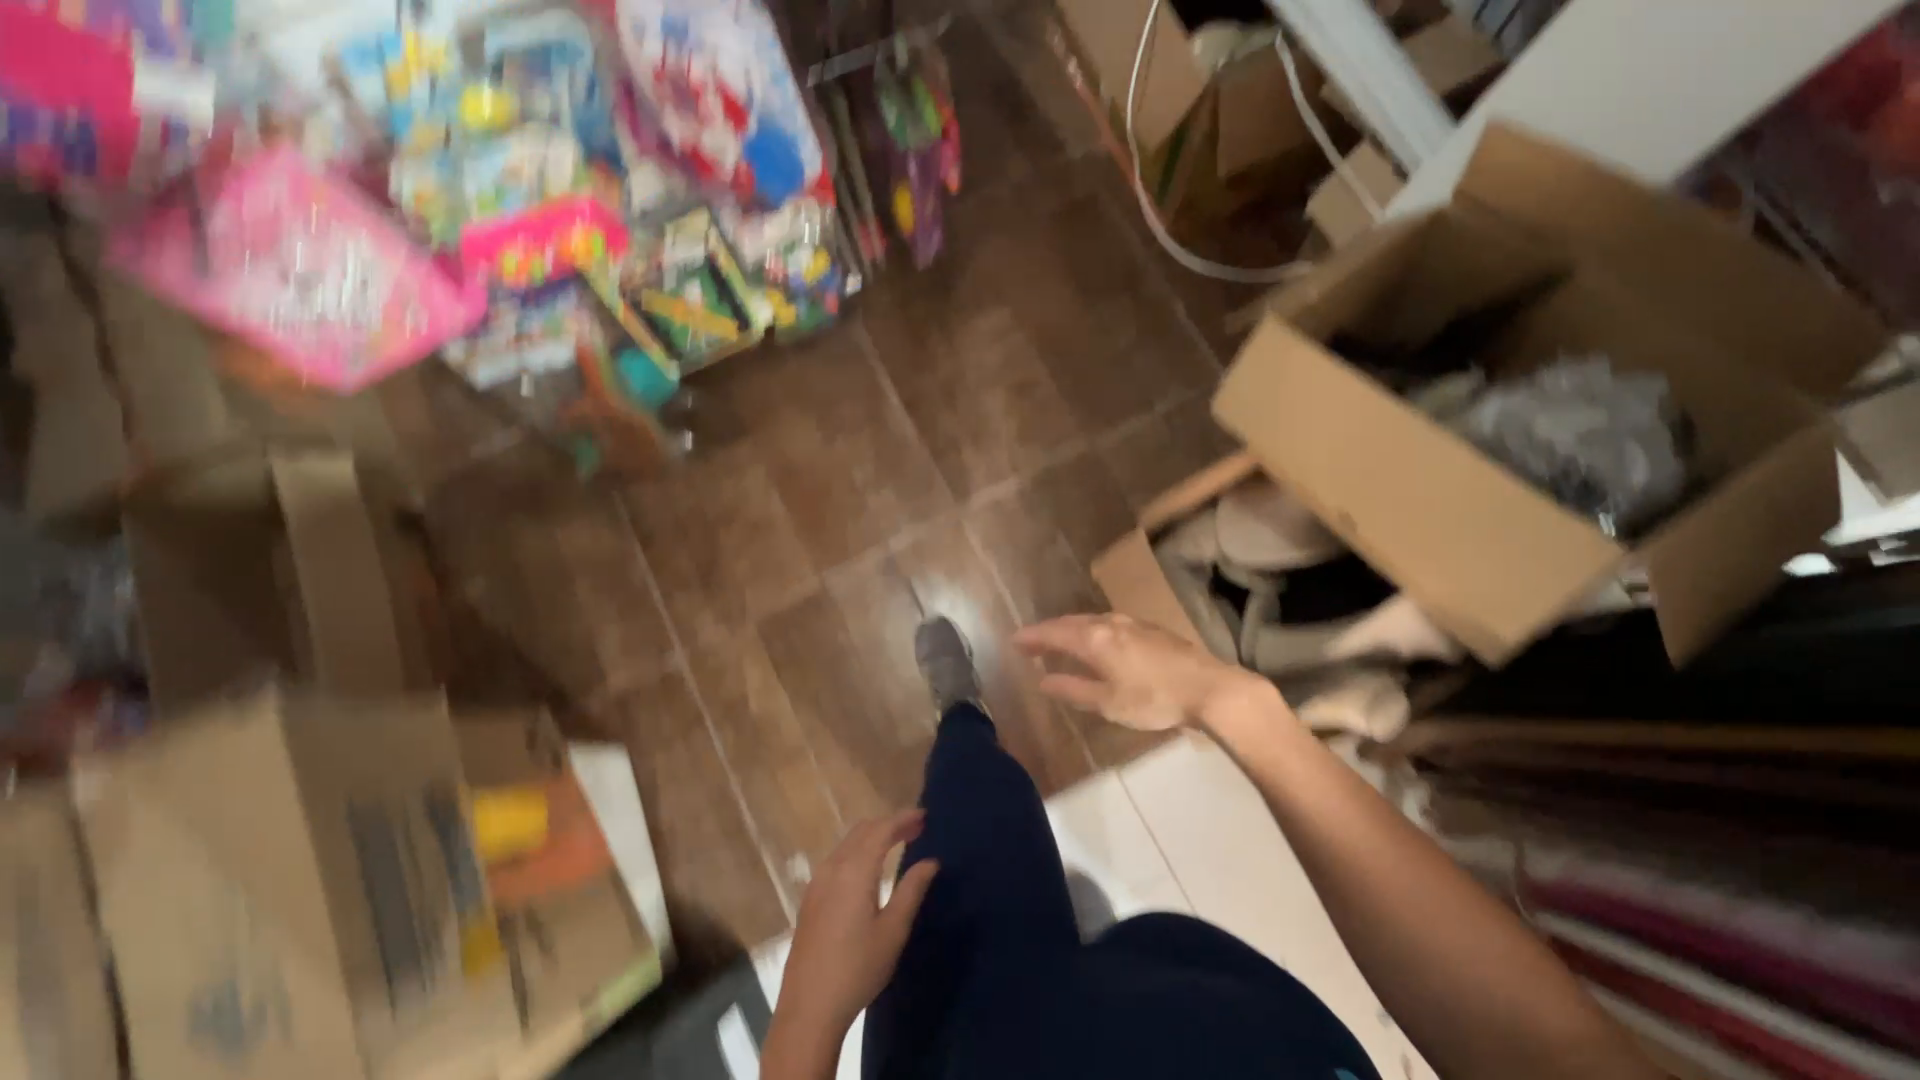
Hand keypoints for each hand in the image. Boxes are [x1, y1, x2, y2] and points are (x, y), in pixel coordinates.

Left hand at [776, 810, 939, 1036]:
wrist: (809, 1006)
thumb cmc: (858, 968)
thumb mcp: (893, 930)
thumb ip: (911, 890)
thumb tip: (930, 862)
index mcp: (855, 871)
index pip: (881, 830)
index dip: (903, 819)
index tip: (925, 817)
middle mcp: (832, 868)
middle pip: (861, 831)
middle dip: (889, 825)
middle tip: (916, 829)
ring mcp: (816, 883)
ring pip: (846, 844)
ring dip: (872, 837)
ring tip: (897, 844)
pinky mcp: (810, 899)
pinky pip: (836, 860)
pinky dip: (857, 852)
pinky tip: (869, 869)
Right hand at [1014, 613, 1277, 731]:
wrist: (1210, 688)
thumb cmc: (1153, 699)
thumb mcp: (1107, 703)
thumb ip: (1073, 689)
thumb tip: (1042, 681)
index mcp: (1094, 638)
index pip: (1053, 632)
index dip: (1032, 636)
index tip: (1013, 640)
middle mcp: (1110, 623)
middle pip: (1071, 622)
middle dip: (1049, 631)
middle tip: (1031, 642)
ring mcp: (1133, 623)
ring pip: (1092, 621)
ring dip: (1072, 630)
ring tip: (1060, 642)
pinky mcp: (1152, 630)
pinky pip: (1110, 624)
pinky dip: (1093, 631)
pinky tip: (1098, 643)